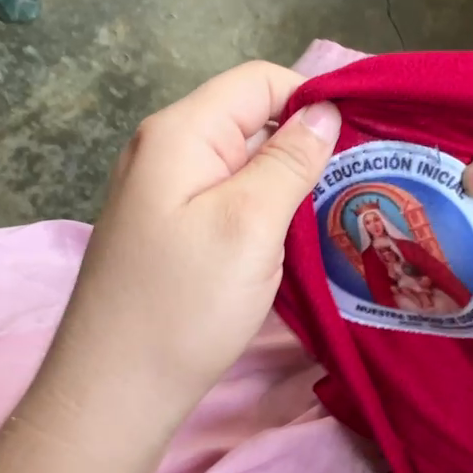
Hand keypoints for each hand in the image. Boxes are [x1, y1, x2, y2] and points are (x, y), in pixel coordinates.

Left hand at [50, 61, 340, 399]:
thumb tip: (324, 110)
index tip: (358, 143)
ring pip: (243, 160)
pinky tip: (290, 237)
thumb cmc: (184, 305)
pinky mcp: (168, 225)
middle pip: (251, 117)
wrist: (114, 391)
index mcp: (180, 132)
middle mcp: (165, 147)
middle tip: (355, 185)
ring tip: (331, 212)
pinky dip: (263, 207)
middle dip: (303, 144)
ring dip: (286, 180)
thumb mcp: (250, 224)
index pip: (260, 80)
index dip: (312, 101)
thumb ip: (289, 159)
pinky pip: (227, 195)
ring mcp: (163, 189)